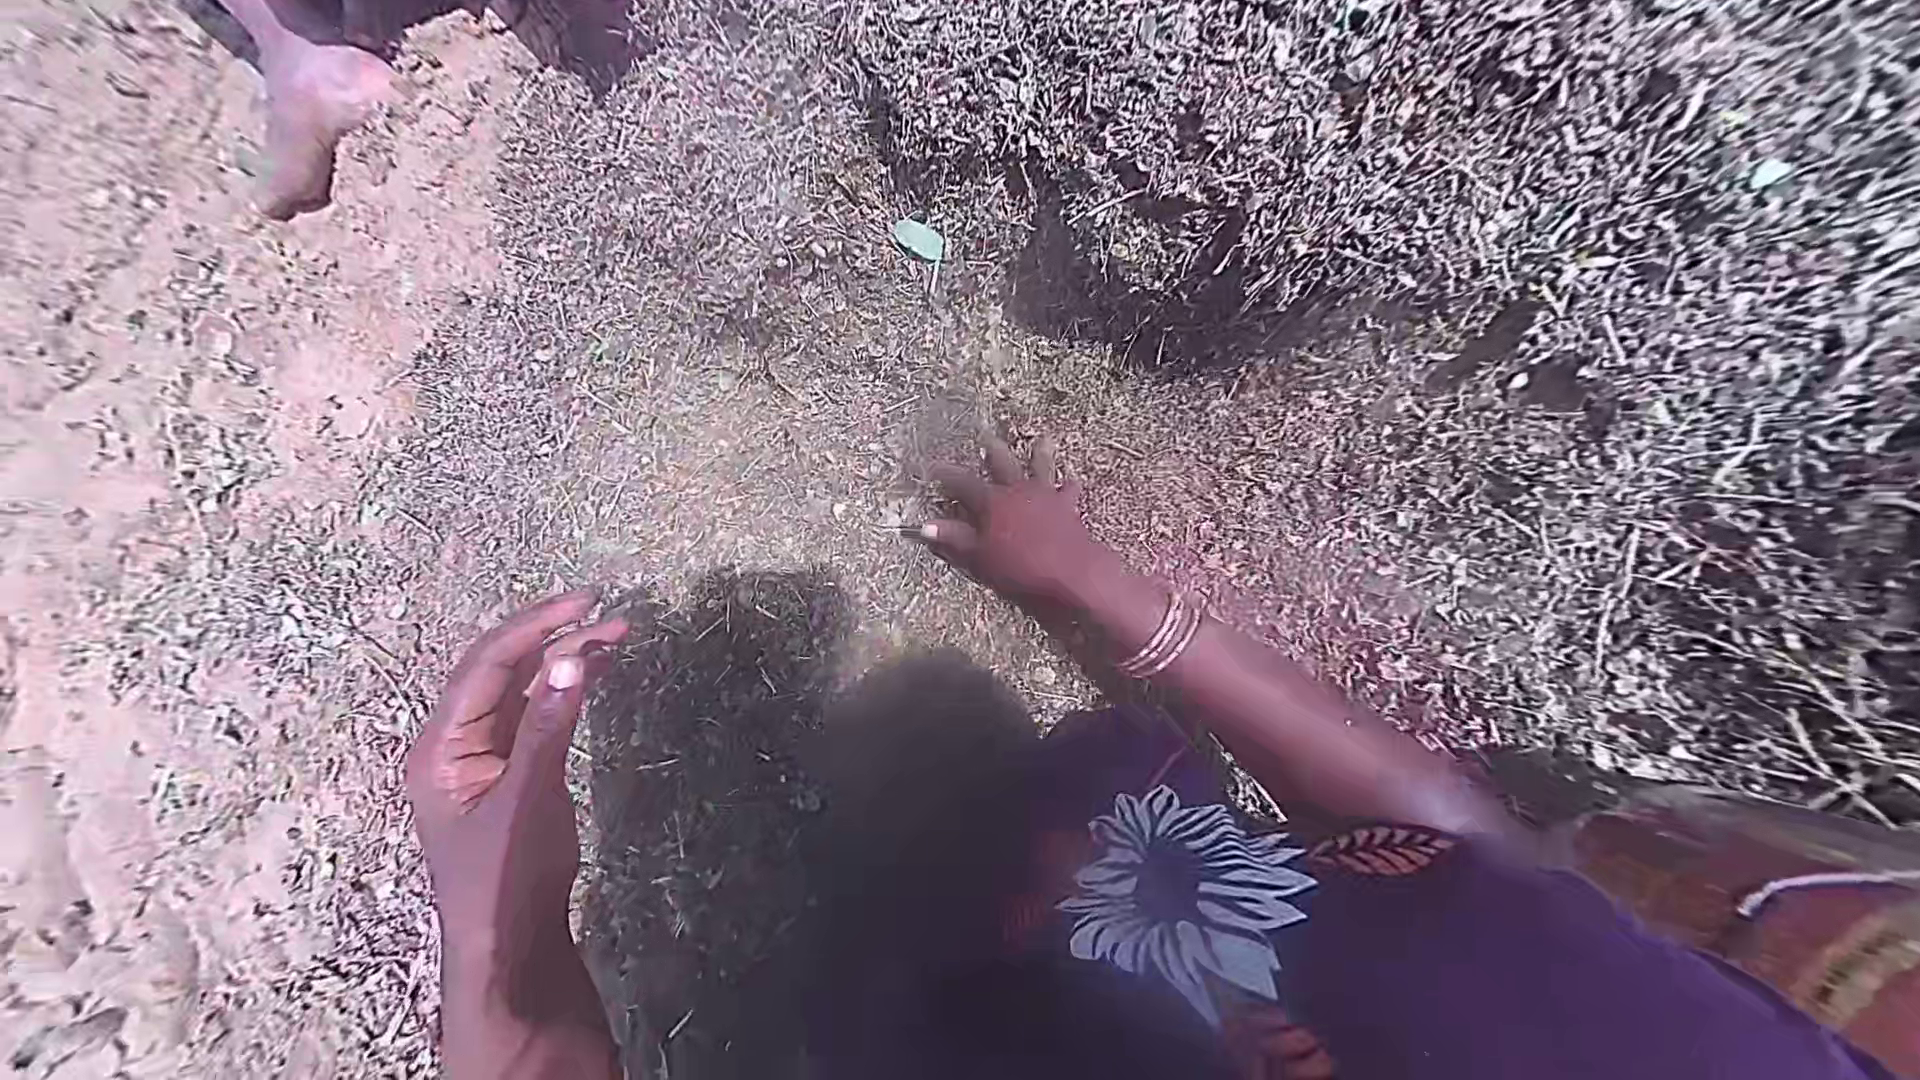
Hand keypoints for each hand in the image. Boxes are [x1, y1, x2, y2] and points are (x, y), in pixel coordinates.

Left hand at [405, 591, 626, 962]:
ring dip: (568, 656)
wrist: (511, 935)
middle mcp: (459, 738)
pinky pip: (542, 707)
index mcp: (442, 744)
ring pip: (526, 684)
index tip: (585, 603)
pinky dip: (571, 684)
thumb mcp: (527, 797)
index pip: (487, 665)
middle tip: (608, 613)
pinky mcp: (518, 760)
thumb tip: (571, 660)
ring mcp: (489, 749)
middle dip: (556, 635)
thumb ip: (548, 727)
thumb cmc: (505, 873)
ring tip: (617, 634)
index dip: (536, 626)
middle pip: (504, 667)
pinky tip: (600, 668)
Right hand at [921, 435, 1114, 605]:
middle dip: (993, 450)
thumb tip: (927, 527)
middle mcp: (1018, 491)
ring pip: (1041, 468)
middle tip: (987, 436)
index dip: (945, 474)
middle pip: (1003, 463)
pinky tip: (1071, 482)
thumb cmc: (1020, 568)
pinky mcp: (1068, 509)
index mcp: (993, 502)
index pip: (962, 482)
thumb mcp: (979, 557)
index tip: (933, 467)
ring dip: (1040, 453)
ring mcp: (1046, 497)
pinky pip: (1068, 492)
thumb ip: (955, 539)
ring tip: (1042, 440)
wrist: (1071, 573)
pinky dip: (1068, 486)